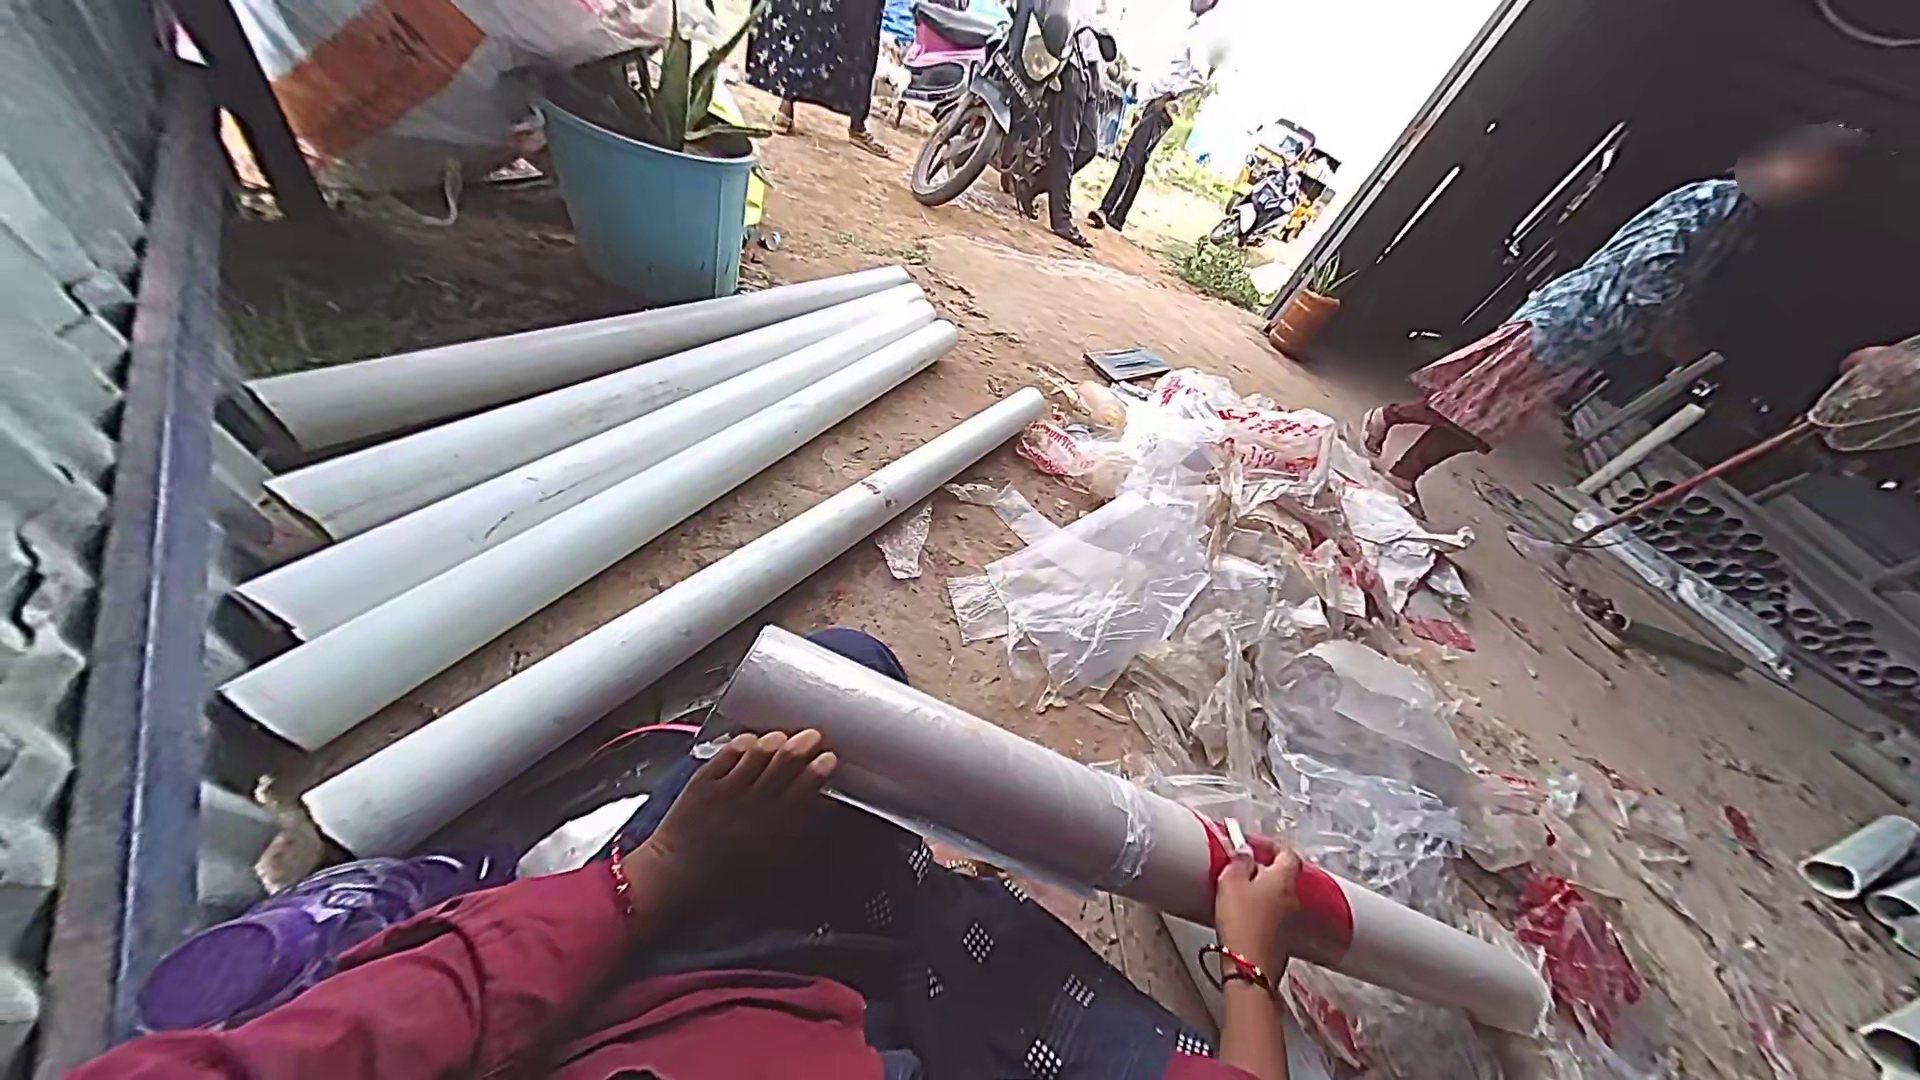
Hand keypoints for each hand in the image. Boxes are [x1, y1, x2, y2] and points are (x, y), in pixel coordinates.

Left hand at [622, 731, 836, 916]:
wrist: (672, 885)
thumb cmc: (723, 886)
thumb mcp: (772, 868)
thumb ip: (796, 837)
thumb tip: (815, 811)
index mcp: (776, 826)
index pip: (807, 785)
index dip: (821, 767)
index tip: (828, 758)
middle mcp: (755, 802)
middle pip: (787, 760)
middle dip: (805, 743)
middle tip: (812, 737)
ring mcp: (729, 789)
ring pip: (760, 751)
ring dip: (775, 740)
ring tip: (782, 738)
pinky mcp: (704, 781)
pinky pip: (729, 752)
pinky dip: (743, 743)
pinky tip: (749, 742)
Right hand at [1214, 848, 1300, 972]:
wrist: (1249, 967)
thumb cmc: (1241, 920)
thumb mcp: (1231, 881)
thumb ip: (1239, 862)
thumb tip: (1245, 853)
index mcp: (1283, 880)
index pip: (1287, 853)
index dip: (1270, 844)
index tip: (1250, 843)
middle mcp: (1293, 899)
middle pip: (1283, 875)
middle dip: (1262, 867)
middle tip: (1239, 864)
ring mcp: (1291, 922)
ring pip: (1278, 895)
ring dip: (1261, 888)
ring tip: (1236, 888)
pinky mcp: (1283, 939)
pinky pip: (1273, 914)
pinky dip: (1260, 907)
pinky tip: (1241, 911)